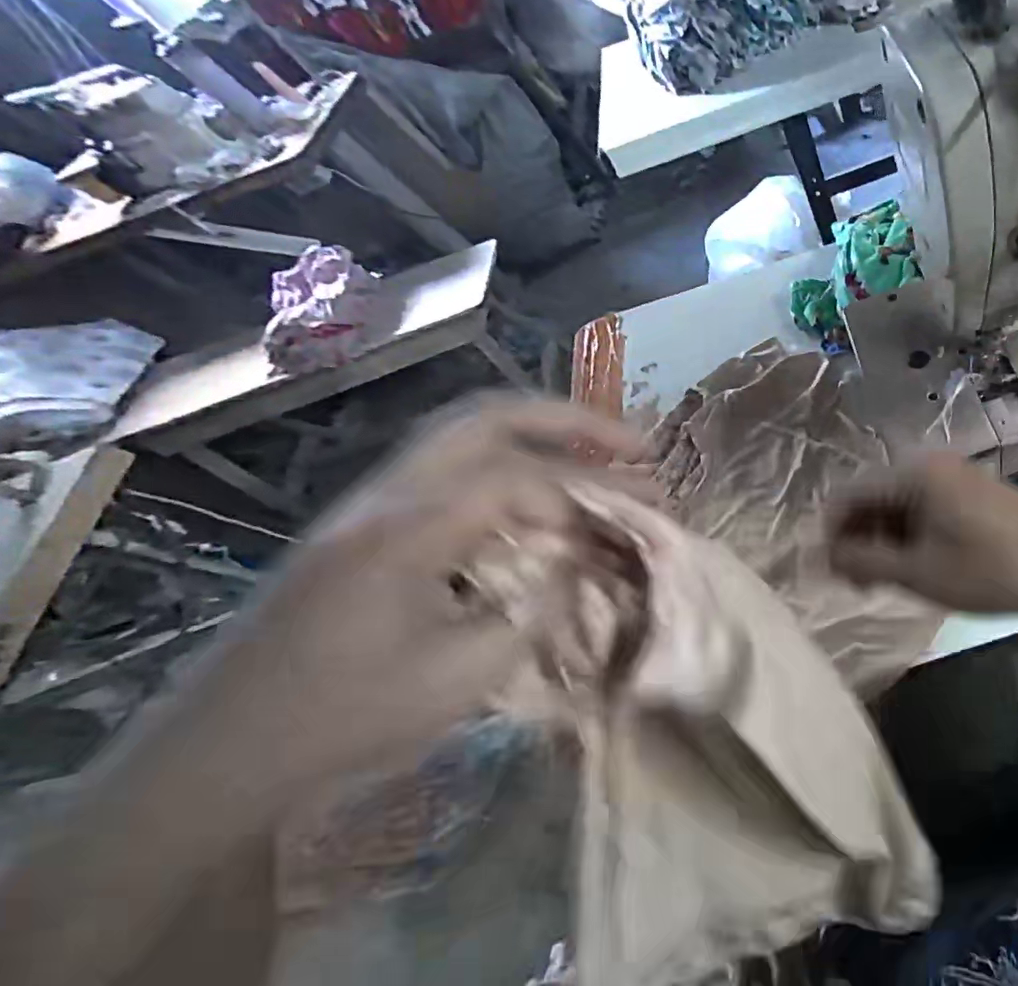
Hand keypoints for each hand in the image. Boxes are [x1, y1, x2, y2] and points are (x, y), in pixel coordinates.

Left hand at [183, 396, 654, 799]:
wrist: (220, 754)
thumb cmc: (348, 719)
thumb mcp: (464, 674)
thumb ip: (539, 603)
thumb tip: (580, 556)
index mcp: (404, 530)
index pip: (516, 477)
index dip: (581, 499)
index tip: (615, 536)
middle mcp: (385, 495)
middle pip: (490, 418)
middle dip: (576, 424)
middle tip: (641, 449)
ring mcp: (370, 502)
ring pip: (468, 432)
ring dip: (546, 435)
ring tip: (607, 455)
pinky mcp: (368, 522)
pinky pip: (454, 466)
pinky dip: (515, 462)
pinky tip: (546, 493)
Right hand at [825, 455, 1017, 618]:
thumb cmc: (992, 571)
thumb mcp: (920, 572)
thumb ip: (863, 561)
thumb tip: (823, 555)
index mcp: (916, 472)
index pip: (849, 495)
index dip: (830, 535)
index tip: (828, 575)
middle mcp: (934, 463)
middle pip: (875, 497)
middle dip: (859, 539)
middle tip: (860, 585)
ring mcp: (958, 476)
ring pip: (901, 505)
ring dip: (886, 541)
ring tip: (889, 582)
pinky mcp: (975, 492)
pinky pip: (928, 508)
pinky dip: (913, 535)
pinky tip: (920, 566)